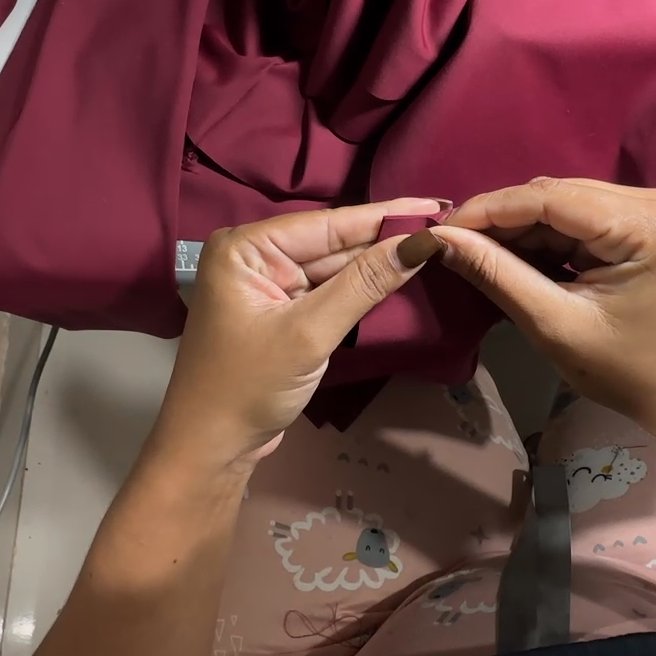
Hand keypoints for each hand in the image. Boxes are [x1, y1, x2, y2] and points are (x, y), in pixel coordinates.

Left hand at [152, 198, 445, 469]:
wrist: (211, 450)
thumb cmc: (247, 386)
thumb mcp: (309, 333)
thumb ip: (363, 284)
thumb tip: (419, 244)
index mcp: (247, 247)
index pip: (327, 223)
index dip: (385, 215)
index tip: (435, 204)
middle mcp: (256, 255)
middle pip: (333, 242)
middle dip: (385, 237)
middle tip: (443, 224)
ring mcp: (269, 284)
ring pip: (335, 266)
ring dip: (378, 261)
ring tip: (433, 242)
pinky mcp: (282, 311)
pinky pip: (329, 289)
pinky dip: (362, 287)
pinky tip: (399, 272)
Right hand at [429, 178, 655, 432]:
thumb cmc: (621, 369)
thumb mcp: (553, 324)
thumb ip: (497, 274)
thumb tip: (439, 237)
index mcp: (646, 225)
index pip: (551, 198)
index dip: (491, 209)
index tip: (442, 227)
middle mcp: (652, 202)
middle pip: (555, 195)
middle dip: (501, 219)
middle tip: (453, 243)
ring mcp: (647, 207)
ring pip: (558, 202)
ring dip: (516, 227)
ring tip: (476, 252)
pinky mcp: (636, 218)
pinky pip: (572, 215)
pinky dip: (538, 235)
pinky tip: (511, 255)